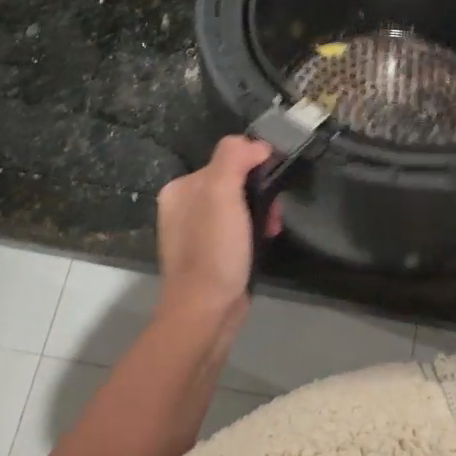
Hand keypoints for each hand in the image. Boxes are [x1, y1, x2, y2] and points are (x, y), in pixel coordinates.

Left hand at [156, 136, 275, 321]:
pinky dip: (254, 233)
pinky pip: (239, 230)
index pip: (226, 158)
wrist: (206, 311)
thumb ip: (234, 158)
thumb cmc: (213, 250)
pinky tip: (263, 243)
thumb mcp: (221, 193)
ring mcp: (198, 232)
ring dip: (261, 213)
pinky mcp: (212, 254)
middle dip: (260, 193)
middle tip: (273, 215)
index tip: (272, 184)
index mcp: (181, 188)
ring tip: (271, 231)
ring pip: (240, 207)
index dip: (254, 166)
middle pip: (235, 182)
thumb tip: (257, 145)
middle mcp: (185, 206)